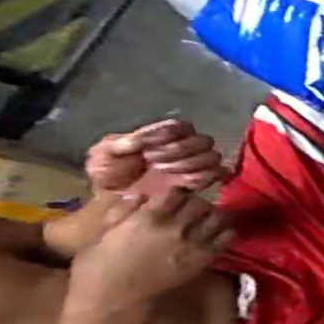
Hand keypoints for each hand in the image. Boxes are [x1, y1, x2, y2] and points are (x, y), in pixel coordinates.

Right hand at [68, 190, 232, 311]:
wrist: (114, 299)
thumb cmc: (97, 267)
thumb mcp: (101, 234)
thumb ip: (122, 211)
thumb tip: (141, 194)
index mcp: (148, 218)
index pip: (176, 193)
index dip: (175, 194)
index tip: (171, 199)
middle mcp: (176, 227)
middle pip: (201, 203)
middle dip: (195, 204)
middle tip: (189, 210)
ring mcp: (194, 242)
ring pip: (218, 217)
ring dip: (213, 215)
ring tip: (204, 220)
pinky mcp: (206, 257)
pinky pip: (228, 236)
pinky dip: (226, 231)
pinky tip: (215, 233)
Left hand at [85, 120, 223, 195]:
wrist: (115, 196)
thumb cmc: (108, 170)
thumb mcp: (104, 152)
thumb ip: (123, 142)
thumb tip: (145, 140)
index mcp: (166, 134)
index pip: (184, 126)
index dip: (170, 136)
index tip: (147, 149)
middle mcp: (188, 146)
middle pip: (204, 141)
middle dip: (180, 151)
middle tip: (155, 163)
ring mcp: (199, 163)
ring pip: (213, 157)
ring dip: (190, 165)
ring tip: (166, 174)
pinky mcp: (204, 181)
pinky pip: (220, 174)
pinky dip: (205, 177)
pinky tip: (183, 183)